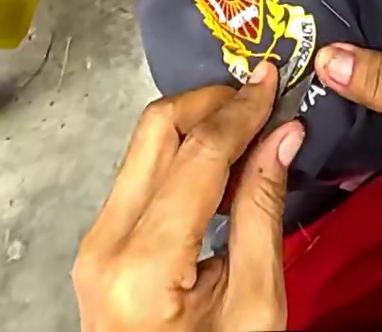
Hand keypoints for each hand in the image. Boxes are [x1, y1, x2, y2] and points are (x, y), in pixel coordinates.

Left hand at [73, 63, 304, 331]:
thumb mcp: (256, 303)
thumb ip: (264, 208)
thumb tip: (285, 131)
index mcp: (144, 264)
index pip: (200, 151)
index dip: (243, 108)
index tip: (275, 79)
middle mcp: (105, 243)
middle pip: (157, 128)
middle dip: (214, 99)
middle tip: (261, 97)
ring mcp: (96, 243)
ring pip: (148, 141)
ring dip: (203, 119)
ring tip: (252, 123)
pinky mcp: (102, 243)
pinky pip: (146, 167)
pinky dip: (189, 147)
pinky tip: (227, 157)